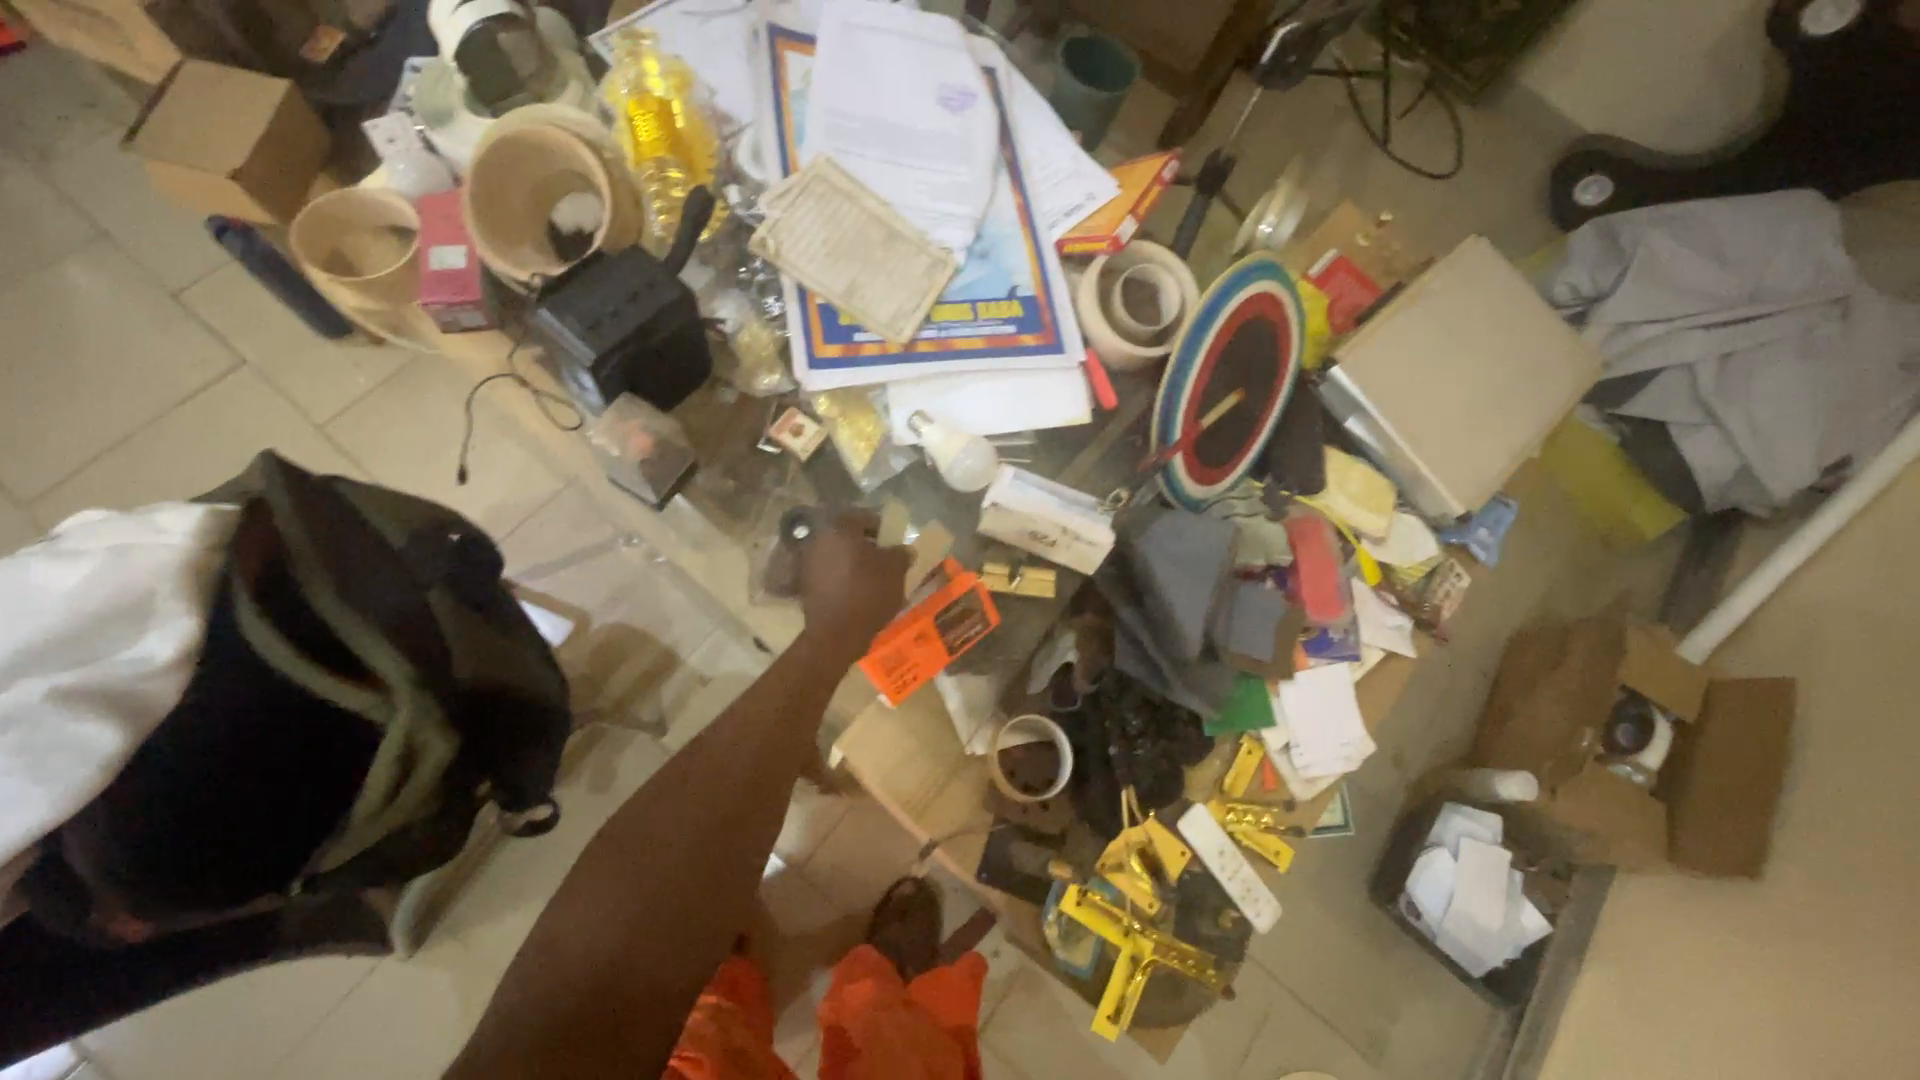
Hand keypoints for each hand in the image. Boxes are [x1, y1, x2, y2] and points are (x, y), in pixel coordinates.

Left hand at [798, 512, 910, 657]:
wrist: (836, 633)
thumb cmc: (868, 593)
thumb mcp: (896, 570)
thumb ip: (901, 554)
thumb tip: (904, 550)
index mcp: (840, 527)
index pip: (864, 517)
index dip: (882, 529)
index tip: (894, 543)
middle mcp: (818, 538)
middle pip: (847, 536)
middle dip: (865, 546)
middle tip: (884, 560)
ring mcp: (806, 562)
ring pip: (836, 555)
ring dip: (852, 563)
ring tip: (871, 579)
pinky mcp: (803, 585)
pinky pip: (827, 574)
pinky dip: (841, 578)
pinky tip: (855, 592)